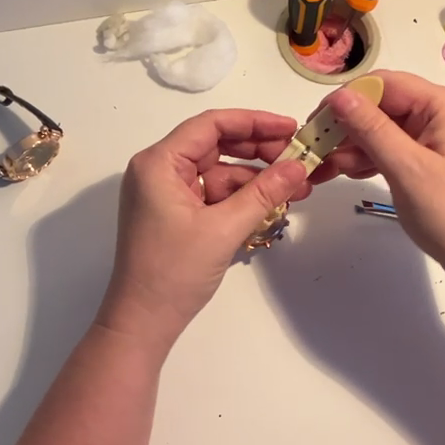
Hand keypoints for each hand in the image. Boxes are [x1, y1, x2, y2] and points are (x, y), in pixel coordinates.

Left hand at [96, 109, 311, 346]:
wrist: (143, 322)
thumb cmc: (174, 271)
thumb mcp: (224, 228)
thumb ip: (264, 193)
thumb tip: (300, 165)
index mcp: (159, 163)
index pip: (210, 125)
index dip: (254, 122)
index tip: (291, 127)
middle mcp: (159, 171)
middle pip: (215, 145)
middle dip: (258, 151)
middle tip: (299, 157)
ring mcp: (166, 194)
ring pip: (219, 172)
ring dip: (255, 179)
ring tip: (297, 187)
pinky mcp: (175, 215)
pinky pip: (213, 195)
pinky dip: (241, 199)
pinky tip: (273, 205)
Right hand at [311, 71, 444, 291]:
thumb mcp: (408, 169)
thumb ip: (371, 129)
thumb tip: (338, 96)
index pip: (384, 84)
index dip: (345, 99)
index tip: (313, 124)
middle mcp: (444, 114)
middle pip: (383, 106)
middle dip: (346, 126)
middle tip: (313, 151)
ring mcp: (440, 140)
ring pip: (385, 131)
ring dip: (353, 146)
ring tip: (323, 169)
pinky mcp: (435, 164)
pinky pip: (395, 151)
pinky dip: (370, 160)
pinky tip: (346, 173)